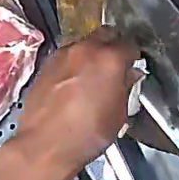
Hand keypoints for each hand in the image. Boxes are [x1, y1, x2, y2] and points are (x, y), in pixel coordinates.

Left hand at [10, 28, 140, 179]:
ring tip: (93, 75)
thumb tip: (129, 76)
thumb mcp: (118, 115)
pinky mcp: (46, 65)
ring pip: (83, 44)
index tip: (133, 65)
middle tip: (115, 63)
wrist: (45, 145)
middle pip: (104, 34)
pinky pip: (66, 57)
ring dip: (91, 54)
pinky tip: (73, 83)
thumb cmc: (87, 134)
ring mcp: (62, 55)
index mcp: (109, 59)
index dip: (133, 56)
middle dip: (112, 44)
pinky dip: (73, 64)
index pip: (129, 45)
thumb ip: (126, 88)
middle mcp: (85, 49)